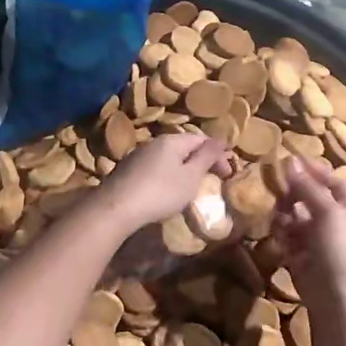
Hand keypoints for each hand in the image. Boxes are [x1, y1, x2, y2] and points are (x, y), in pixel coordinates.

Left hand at [90, 134, 229, 232]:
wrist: (117, 207)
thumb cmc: (160, 192)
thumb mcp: (190, 176)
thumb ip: (206, 157)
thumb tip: (221, 140)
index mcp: (171, 140)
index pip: (201, 139)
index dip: (218, 154)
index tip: (229, 174)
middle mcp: (153, 142)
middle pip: (184, 146)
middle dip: (201, 160)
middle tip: (214, 178)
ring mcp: (138, 155)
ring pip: (169, 157)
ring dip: (185, 168)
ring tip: (193, 185)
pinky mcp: (128, 169)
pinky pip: (156, 167)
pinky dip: (168, 174)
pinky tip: (169, 189)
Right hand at [275, 156, 345, 313]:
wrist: (338, 297)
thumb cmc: (341, 249)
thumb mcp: (328, 212)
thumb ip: (307, 186)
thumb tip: (290, 160)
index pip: (332, 181)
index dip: (314, 169)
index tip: (288, 157)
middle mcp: (334, 219)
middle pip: (309, 196)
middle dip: (292, 192)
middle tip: (274, 185)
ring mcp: (317, 237)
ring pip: (293, 215)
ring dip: (284, 214)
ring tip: (278, 217)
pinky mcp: (300, 252)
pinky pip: (286, 234)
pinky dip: (281, 233)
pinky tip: (280, 238)